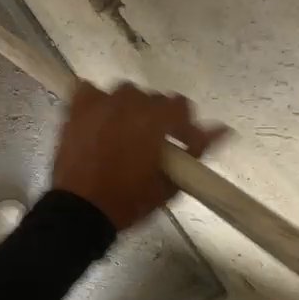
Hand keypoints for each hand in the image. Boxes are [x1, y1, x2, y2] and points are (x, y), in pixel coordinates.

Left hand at [50, 81, 226, 230]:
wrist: (79, 209)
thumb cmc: (128, 201)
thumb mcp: (169, 183)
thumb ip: (197, 151)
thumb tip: (224, 130)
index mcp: (154, 120)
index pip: (180, 105)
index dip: (184, 124)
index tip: (182, 143)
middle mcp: (128, 104)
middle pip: (152, 98)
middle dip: (158, 117)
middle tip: (154, 142)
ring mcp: (99, 105)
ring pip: (123, 93)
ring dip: (130, 107)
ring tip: (127, 131)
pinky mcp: (75, 111)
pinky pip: (88, 90)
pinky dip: (96, 100)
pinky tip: (100, 118)